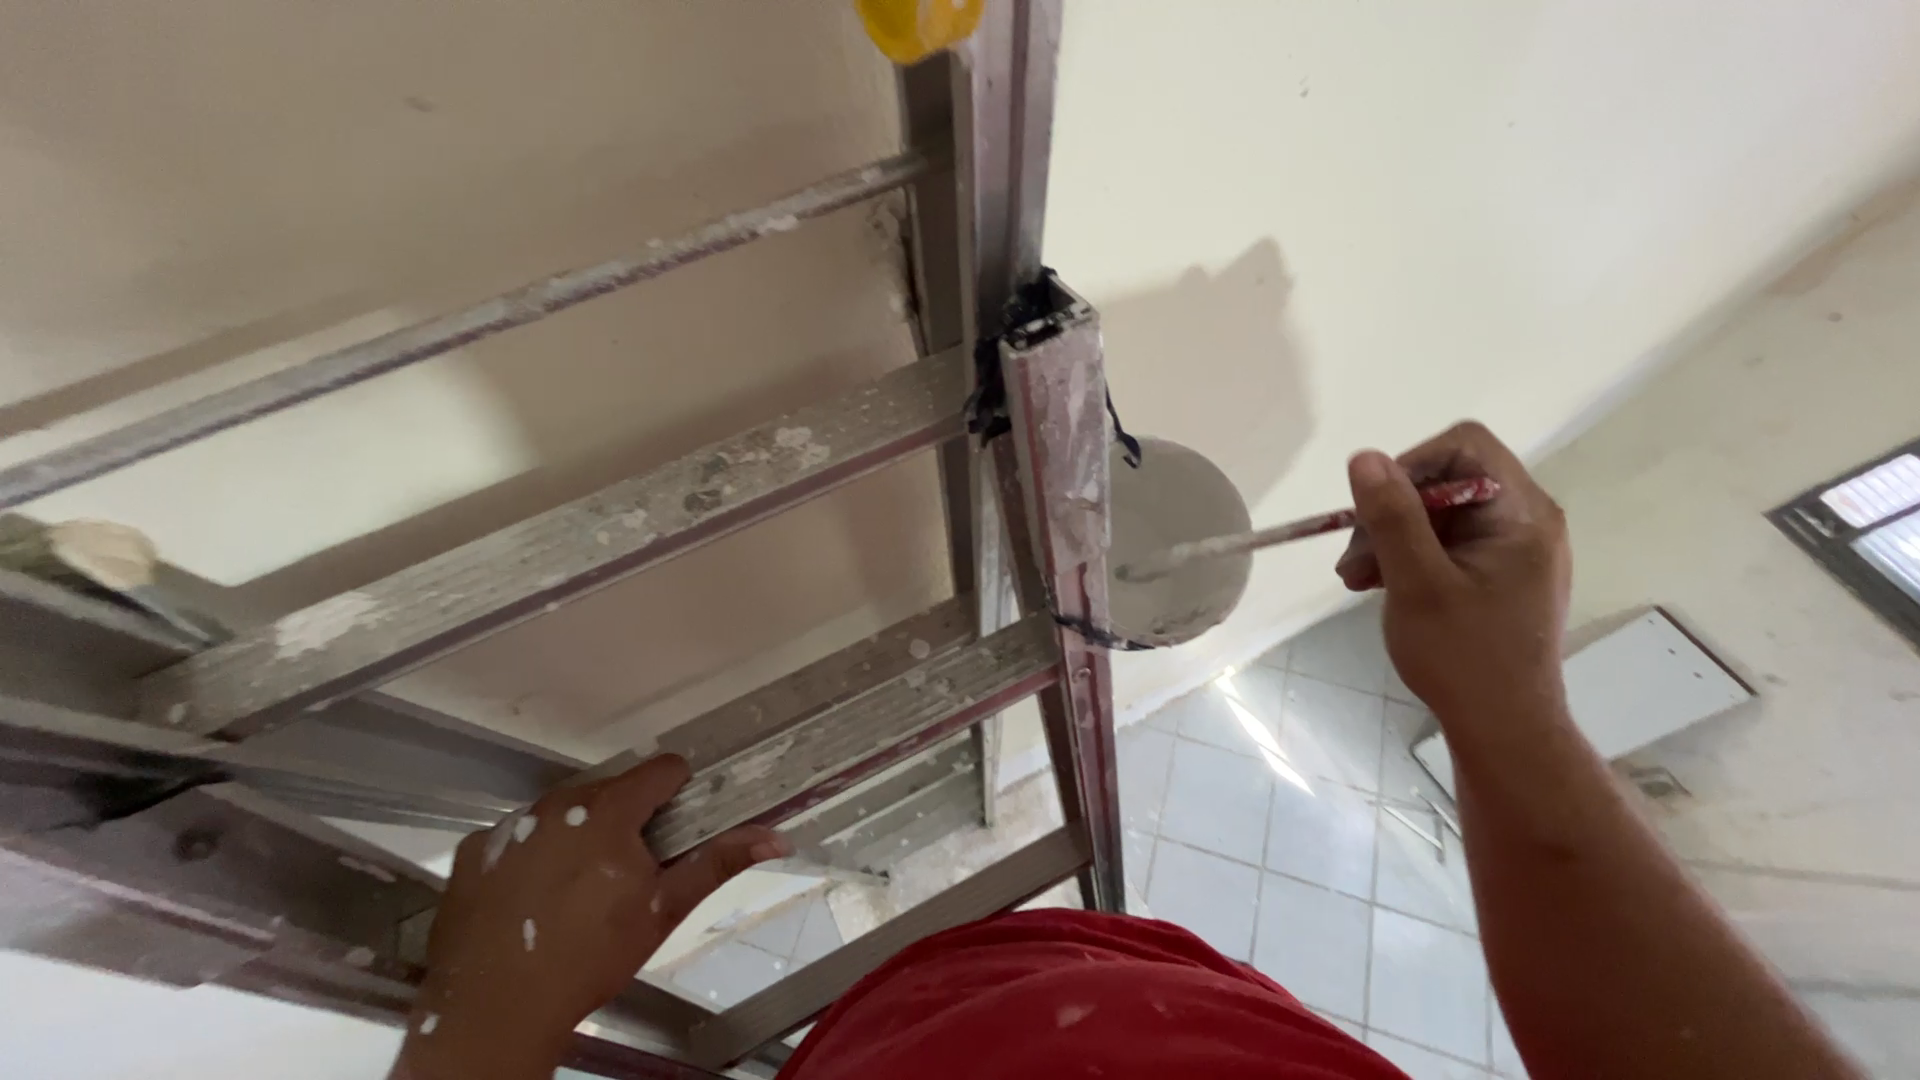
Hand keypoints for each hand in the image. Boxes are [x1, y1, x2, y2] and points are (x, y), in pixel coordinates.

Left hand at [392, 754, 789, 1079]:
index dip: (677, 790)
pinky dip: (530, 855)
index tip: (676, 824)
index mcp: (610, 811)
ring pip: (562, 812)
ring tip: (576, 888)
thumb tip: (778, 836)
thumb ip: (718, 863)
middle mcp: (557, 804)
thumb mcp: (664, 910)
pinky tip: (529, 897)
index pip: (660, 770)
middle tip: (626, 871)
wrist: (493, 1014)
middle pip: (611, 791)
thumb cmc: (592, 958)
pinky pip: (515, 837)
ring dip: (578, 833)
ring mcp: (509, 826)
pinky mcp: (472, 851)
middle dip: (626, 819)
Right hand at [1334, 421, 1571, 723]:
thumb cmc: (1463, 656)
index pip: (1464, 447)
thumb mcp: (1417, 582)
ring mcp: (1512, 547)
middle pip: (1446, 479)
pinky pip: (1444, 541)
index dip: (1409, 465)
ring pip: (1437, 512)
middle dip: (1390, 510)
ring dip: (1389, 536)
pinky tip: (1378, 584)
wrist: (1502, 726)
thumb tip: (1364, 457)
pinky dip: (1406, 554)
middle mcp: (1526, 520)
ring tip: (1356, 579)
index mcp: (1522, 514)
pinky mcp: (1496, 571)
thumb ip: (1392, 516)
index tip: (1371, 509)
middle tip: (1352, 559)